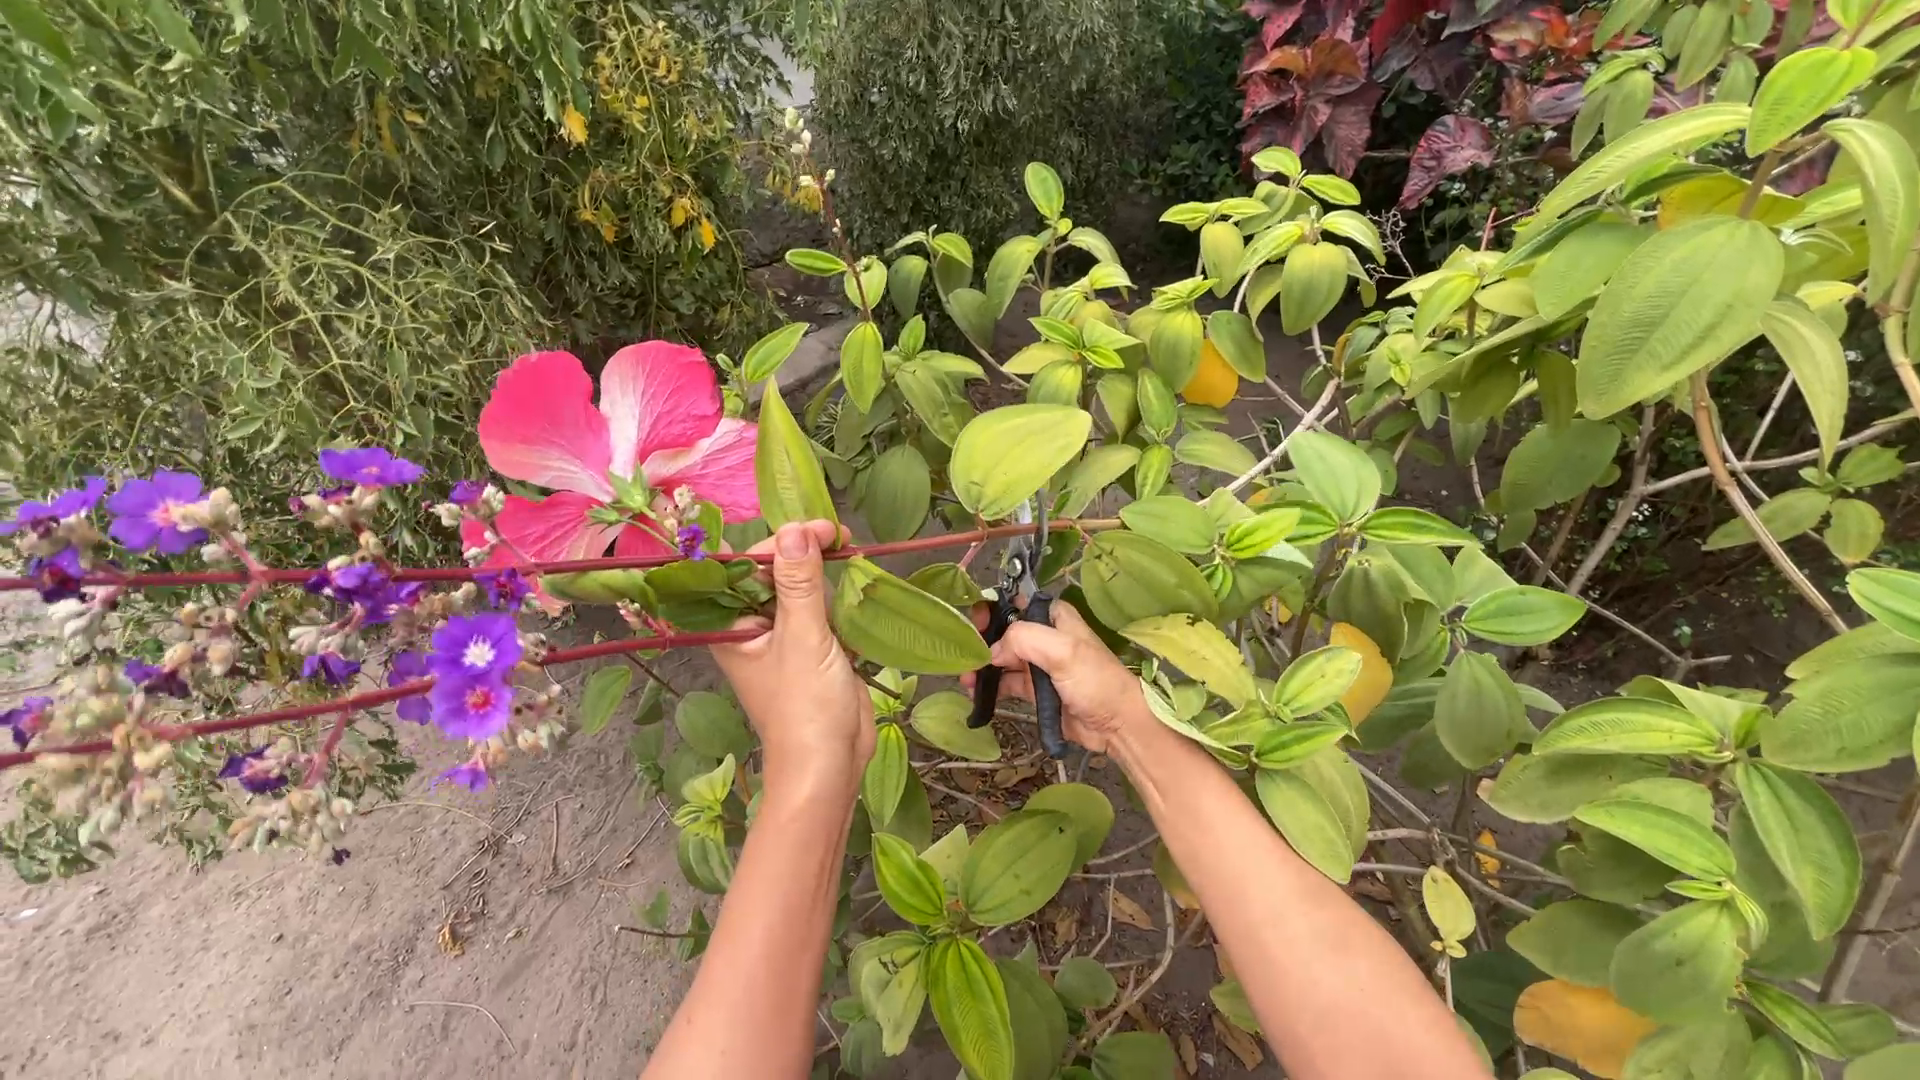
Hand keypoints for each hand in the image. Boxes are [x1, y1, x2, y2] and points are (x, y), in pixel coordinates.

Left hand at [711, 520, 873, 804]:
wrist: (830, 763)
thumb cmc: (806, 706)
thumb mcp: (803, 637)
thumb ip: (799, 582)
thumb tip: (795, 529)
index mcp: (731, 627)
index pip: (743, 568)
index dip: (777, 542)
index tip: (815, 528)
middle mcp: (751, 628)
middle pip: (770, 573)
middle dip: (801, 550)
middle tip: (838, 534)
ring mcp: (782, 638)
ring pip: (796, 588)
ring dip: (820, 567)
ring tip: (848, 546)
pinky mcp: (812, 648)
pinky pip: (817, 608)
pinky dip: (834, 592)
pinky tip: (853, 574)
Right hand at [962, 599, 1151, 755]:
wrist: (1117, 724)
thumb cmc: (1095, 681)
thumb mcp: (1063, 651)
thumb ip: (1024, 639)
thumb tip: (992, 652)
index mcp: (1052, 617)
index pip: (1014, 604)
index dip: (990, 612)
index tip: (971, 627)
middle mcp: (1044, 636)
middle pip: (1002, 632)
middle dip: (980, 644)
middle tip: (964, 659)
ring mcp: (1038, 664)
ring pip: (1001, 659)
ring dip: (982, 668)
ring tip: (967, 682)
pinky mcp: (1035, 689)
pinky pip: (1006, 682)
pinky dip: (990, 687)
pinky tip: (977, 695)